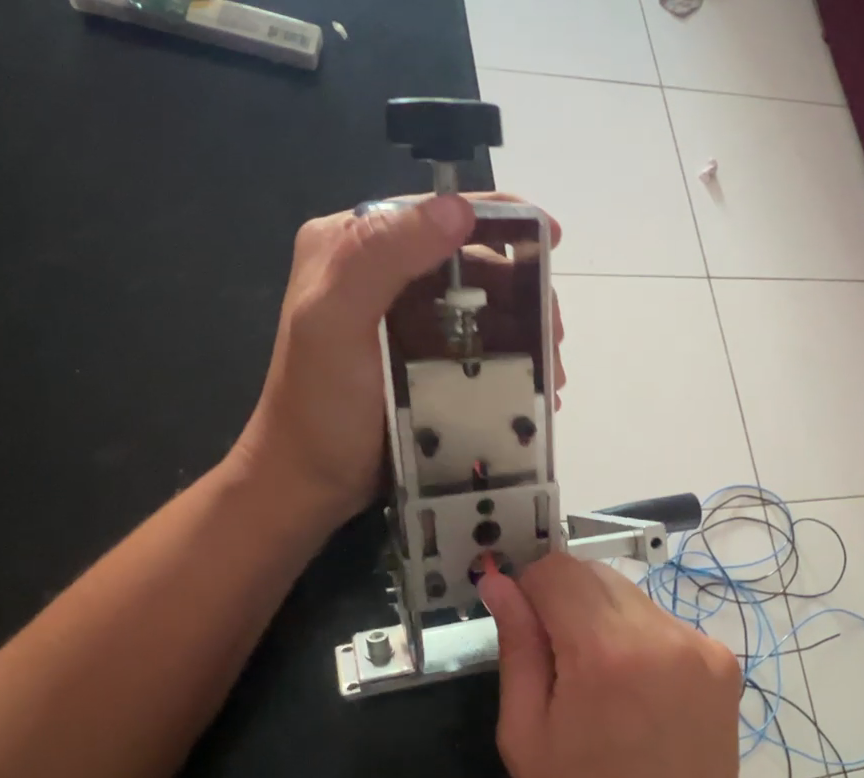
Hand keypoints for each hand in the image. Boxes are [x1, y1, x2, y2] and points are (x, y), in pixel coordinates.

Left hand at [233, 194, 565, 524]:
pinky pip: (477, 342)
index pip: (432, 213)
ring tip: (549, 372)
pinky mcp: (422, 358)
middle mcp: (379, 272)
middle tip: (553, 335)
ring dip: (525, 329)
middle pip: (469, 260)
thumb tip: (459, 209)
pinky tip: (531, 384)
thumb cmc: (320, 407)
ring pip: (481, 304)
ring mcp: (403, 318)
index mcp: (350, 245)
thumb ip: (383, 257)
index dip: (497, 220)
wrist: (311, 483)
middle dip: (522, 290)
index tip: (552, 241)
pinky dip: (511, 358)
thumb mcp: (335, 323)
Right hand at [480, 556, 765, 777]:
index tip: (523, 626)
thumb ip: (516, 646)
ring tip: (601, 688)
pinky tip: (637, 697)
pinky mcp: (724, 662)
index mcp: (605, 652)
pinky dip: (641, 644)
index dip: (530, 589)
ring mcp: (702, 646)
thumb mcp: (526, 734)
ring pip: (632, 598)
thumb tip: (499, 584)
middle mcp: (661, 633)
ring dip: (604, 622)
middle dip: (566, 602)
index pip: (558, 569)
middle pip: (597, 575)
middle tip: (557, 664)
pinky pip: (664, 627)